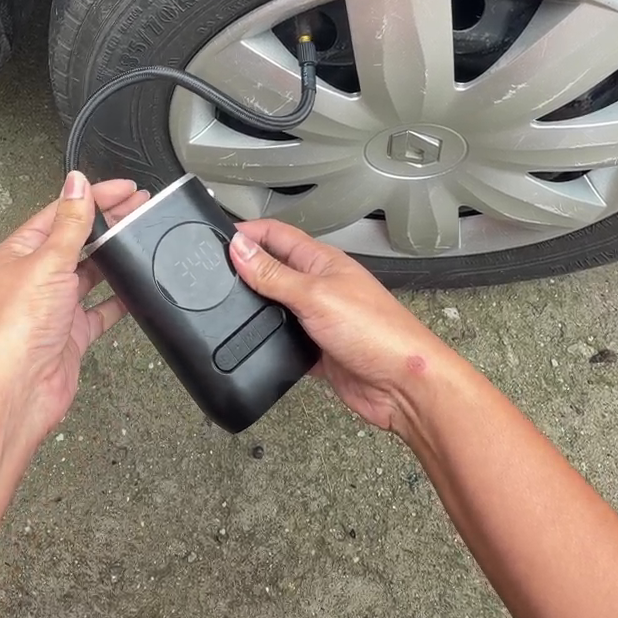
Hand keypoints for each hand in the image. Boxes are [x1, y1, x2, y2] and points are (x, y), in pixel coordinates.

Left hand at [0, 172, 148, 446]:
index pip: (62, 212)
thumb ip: (69, 223)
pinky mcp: (71, 334)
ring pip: (90, 273)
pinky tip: (134, 288)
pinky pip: (101, 310)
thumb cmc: (13, 330)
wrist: (13, 392)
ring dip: (114, 257)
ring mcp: (54, 307)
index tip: (125, 188)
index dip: (94, 196)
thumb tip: (76, 183)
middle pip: (78, 239)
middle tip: (141, 207)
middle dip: (109, 222)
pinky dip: (119, 299)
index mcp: (21, 252)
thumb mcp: (46, 262)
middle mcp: (36, 277)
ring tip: (141, 238)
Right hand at [228, 219, 458, 434]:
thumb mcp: (315, 296)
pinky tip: (253, 343)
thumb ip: (273, 274)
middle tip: (213, 269)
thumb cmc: (377, 332)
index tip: (217, 235)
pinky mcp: (317, 349)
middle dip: (245, 265)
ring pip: (276, 304)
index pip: (276, 234)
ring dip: (255, 304)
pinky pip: (284, 340)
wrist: (404, 386)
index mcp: (321, 261)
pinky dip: (268, 340)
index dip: (247, 231)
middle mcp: (319, 285)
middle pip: (274, 267)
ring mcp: (319, 318)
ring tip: (226, 304)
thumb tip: (240, 247)